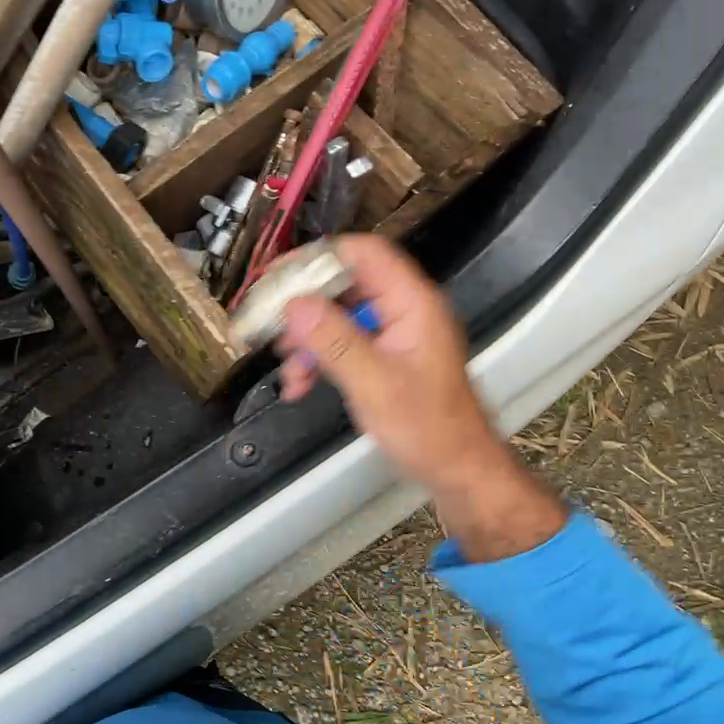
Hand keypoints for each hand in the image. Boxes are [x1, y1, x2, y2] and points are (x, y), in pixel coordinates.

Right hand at [277, 236, 565, 560]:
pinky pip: (338, 345)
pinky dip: (314, 361)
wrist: (455, 468)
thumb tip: (295, 305)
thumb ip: (334, 340)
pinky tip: (299, 385)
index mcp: (411, 305)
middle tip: (268, 326)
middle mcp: (401, 312)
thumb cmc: (430, 429)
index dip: (317, 258)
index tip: (277, 276)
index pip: (363, 254)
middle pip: (342, 286)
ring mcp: (390, 335)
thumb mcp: (375, 383)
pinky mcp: (380, 358)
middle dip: (302, 308)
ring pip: (334, 318)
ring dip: (304, 342)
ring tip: (289, 371)